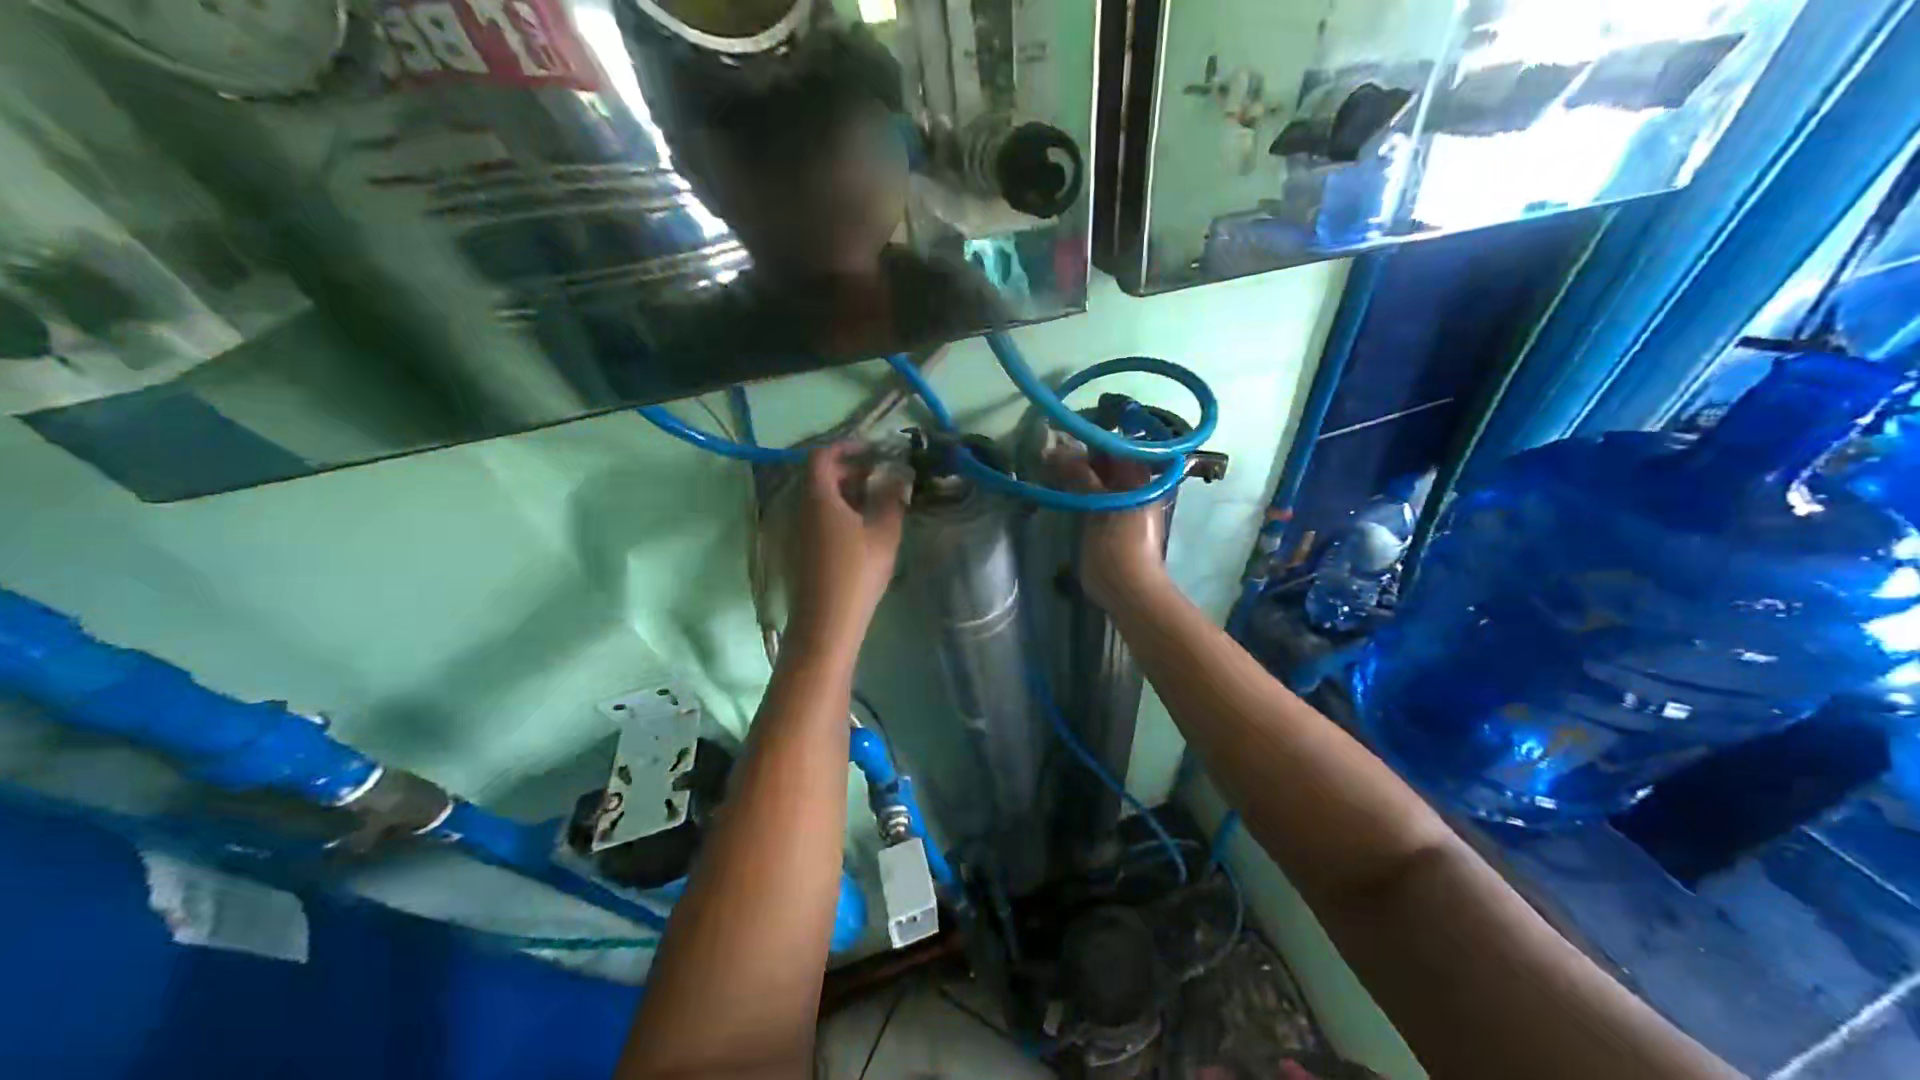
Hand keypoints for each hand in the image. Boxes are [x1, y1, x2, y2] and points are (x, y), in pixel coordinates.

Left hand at [784, 442, 909, 648]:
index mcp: (818, 497)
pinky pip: (818, 519)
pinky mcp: (801, 551)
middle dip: (850, 471)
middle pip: (820, 477)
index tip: (873, 451)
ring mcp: (798, 531)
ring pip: (820, 500)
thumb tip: (897, 477)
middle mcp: (801, 509)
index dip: (846, 447)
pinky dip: (839, 513)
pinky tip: (864, 531)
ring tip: (878, 504)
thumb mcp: (884, 533)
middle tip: (881, 477)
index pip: (822, 456)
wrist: (826, 624)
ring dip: (847, 494)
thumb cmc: (856, 573)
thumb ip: (891, 499)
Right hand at [1046, 439, 1173, 612]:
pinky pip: (1095, 495)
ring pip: (1098, 478)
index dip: (1089, 437)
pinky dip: (1078, 490)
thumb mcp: (1098, 506)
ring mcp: (1124, 503)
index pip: (1114, 444)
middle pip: (1106, 460)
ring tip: (1047, 468)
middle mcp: (1135, 485)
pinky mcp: (1111, 521)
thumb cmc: (1118, 546)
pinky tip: (1058, 489)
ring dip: (1076, 472)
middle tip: (1047, 451)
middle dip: (1080, 454)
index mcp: (1140, 477)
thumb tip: (1057, 450)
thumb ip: (1080, 476)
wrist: (1129, 592)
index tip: (1061, 434)